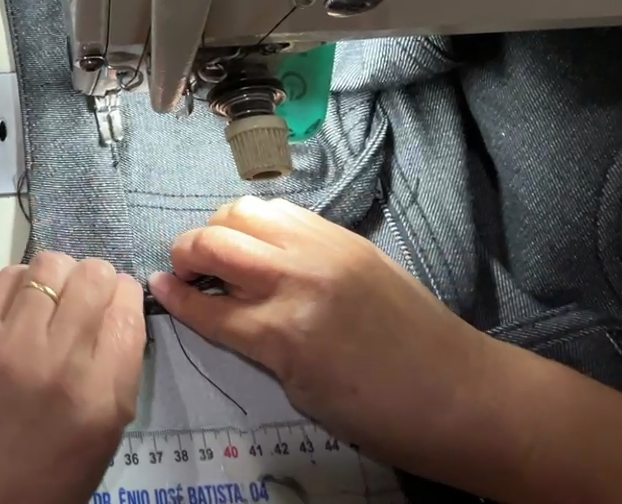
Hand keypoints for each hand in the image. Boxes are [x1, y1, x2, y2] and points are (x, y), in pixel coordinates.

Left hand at [0, 252, 145, 503]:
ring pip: (51, 265)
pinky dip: (23, 280)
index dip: (127, 295)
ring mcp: (11, 343)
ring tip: (54, 293)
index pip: (128, 312)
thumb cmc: (47, 473)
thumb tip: (119, 306)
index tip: (119, 299)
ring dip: (60, 273)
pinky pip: (8, 275)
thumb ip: (118, 368)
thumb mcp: (105, 432)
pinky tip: (23, 301)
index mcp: (100, 397)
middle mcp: (59, 363)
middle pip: (93, 277)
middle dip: (98, 278)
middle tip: (86, 294)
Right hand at [147, 197, 503, 471]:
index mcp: (282, 333)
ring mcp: (321, 248)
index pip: (206, 304)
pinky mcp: (342, 233)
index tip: (158, 286)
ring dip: (218, 229)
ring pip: (241, 211)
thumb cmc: (379, 412)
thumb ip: (250, 340)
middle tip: (185, 270)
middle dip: (184, 253)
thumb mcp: (300, 390)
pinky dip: (257, 221)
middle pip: (213, 243)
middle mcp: (295, 279)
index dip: (174, 296)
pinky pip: (280, 209)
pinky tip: (260, 243)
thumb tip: (212, 305)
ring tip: (222, 252)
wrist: (463, 393)